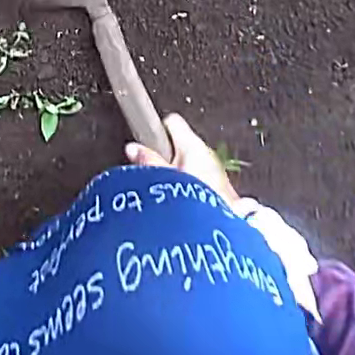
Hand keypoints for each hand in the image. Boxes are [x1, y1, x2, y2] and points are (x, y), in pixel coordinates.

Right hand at [125, 113, 239, 205]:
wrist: (219, 232)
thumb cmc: (196, 203)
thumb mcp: (162, 179)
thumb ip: (147, 160)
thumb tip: (133, 149)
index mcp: (193, 145)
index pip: (172, 122)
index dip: (157, 130)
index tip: (147, 142)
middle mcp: (208, 155)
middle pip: (180, 146)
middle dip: (166, 159)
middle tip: (155, 176)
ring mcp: (217, 173)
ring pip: (190, 167)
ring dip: (179, 177)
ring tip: (169, 195)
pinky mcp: (222, 192)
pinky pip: (200, 183)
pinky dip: (191, 190)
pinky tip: (183, 206)